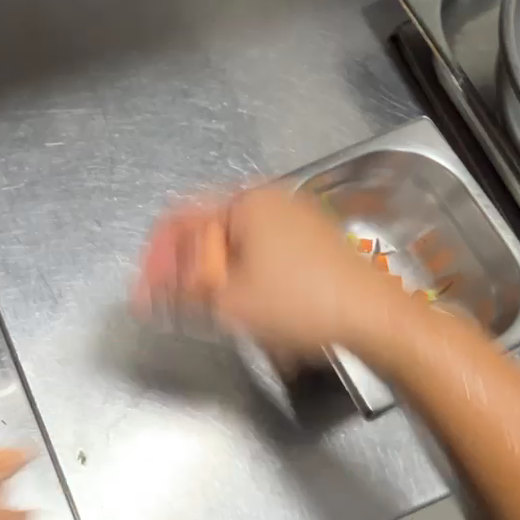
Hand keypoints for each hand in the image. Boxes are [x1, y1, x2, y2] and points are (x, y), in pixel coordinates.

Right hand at [135, 187, 415, 359]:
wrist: (376, 319)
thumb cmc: (302, 303)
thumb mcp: (228, 302)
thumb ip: (180, 293)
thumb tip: (147, 294)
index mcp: (245, 202)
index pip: (178, 219)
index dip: (154, 257)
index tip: (144, 289)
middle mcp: (269, 200)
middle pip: (205, 229)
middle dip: (183, 267)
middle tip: (172, 302)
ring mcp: (294, 219)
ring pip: (232, 243)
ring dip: (211, 275)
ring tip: (205, 309)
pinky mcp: (311, 242)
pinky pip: (259, 252)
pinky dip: (240, 275)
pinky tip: (241, 305)